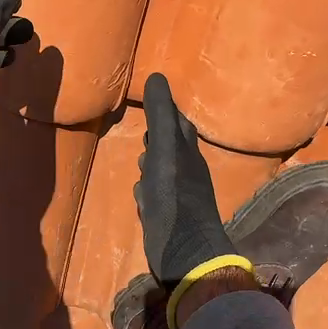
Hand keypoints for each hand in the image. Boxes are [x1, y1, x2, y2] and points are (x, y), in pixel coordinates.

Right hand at [135, 73, 236, 309]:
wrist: (185, 251)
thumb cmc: (175, 198)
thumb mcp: (165, 152)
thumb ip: (161, 117)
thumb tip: (157, 77)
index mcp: (187, 154)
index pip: (179, 125)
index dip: (168, 112)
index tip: (156, 98)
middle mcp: (184, 173)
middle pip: (173, 147)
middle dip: (160, 135)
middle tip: (148, 124)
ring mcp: (176, 197)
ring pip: (164, 171)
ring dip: (153, 161)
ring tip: (142, 153)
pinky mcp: (165, 217)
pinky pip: (155, 195)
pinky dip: (147, 187)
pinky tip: (140, 189)